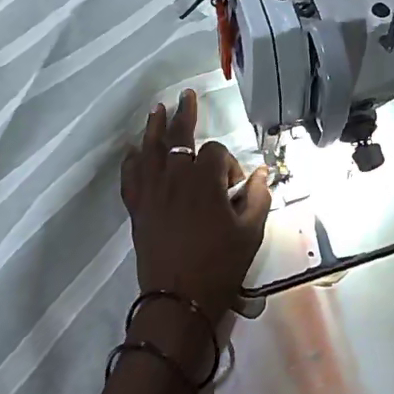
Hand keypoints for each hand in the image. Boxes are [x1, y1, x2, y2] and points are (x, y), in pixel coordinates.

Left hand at [121, 89, 270, 323]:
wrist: (178, 297)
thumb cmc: (220, 265)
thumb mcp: (251, 233)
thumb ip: (259, 198)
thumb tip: (263, 173)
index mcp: (204, 179)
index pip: (215, 152)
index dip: (227, 164)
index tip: (234, 187)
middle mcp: (174, 175)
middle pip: (178, 135)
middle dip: (185, 114)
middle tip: (187, 95)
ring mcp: (151, 189)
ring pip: (150, 149)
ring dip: (154, 126)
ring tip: (157, 108)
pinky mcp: (136, 206)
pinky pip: (130, 175)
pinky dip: (131, 160)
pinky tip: (134, 151)